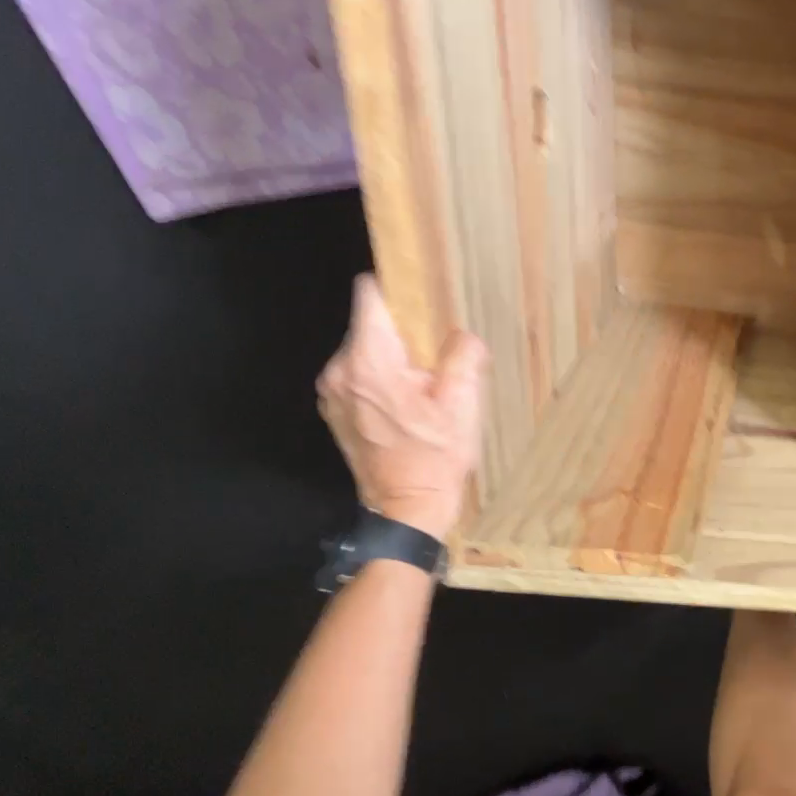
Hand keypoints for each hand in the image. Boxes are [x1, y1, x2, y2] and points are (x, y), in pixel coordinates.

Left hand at [316, 275, 487, 540]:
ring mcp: (332, 393)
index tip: (420, 289)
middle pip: (370, 326)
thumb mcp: (464, 401)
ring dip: (395, 358)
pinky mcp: (335, 411)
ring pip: (366, 352)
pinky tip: (410, 402)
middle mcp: (339, 371)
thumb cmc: (436, 454)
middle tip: (439, 355)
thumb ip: (463, 354)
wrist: (407, 508)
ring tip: (427, 383)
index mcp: (369, 361)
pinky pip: (359, 377)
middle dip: (405, 332)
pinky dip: (383, 379)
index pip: (369, 298)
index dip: (395, 287)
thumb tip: (460, 335)